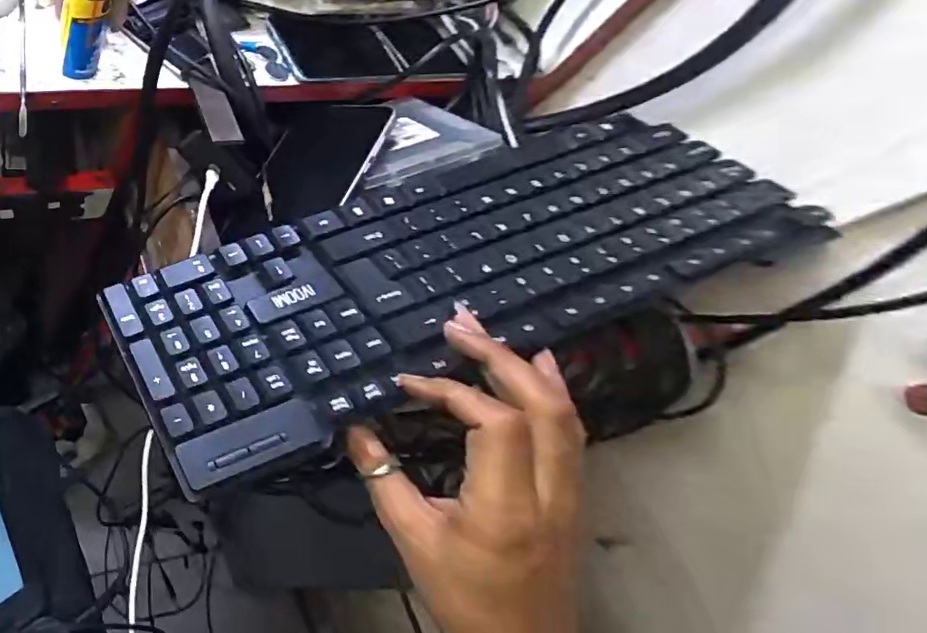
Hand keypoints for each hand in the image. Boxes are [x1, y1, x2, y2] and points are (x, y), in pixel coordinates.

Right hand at [348, 306, 585, 632]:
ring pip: (565, 415)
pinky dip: (552, 390)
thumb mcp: (412, 539)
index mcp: (507, 506)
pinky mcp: (572, 496)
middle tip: (457, 326)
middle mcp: (550, 494)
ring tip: (488, 333)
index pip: (495, 422)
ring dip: (526, 366)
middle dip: (499, 356)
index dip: (449, 391)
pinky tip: (536, 366)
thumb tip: (354, 427)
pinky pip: (571, 432)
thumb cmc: (465, 599)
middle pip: (542, 405)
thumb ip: (382, 477)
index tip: (409, 384)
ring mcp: (570, 495)